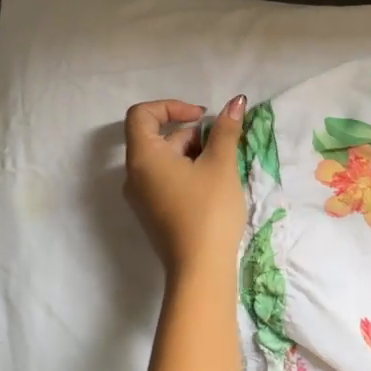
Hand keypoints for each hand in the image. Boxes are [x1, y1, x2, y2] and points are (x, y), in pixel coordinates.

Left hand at [123, 96, 248, 281]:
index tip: (202, 117)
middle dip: (191, 134)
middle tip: (223, 148)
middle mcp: (134, 175)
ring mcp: (141, 197)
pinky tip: (213, 188)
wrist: (199, 269)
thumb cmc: (208, 211)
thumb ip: (226, 130)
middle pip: (156, 138)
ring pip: (164, 161)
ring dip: (193, 154)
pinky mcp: (153, 214)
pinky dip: (187, 173)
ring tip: (223, 169)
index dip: (172, 106)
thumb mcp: (221, 165)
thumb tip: (236, 101)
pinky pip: (165, 180)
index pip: (141, 114)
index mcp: (143, 158)